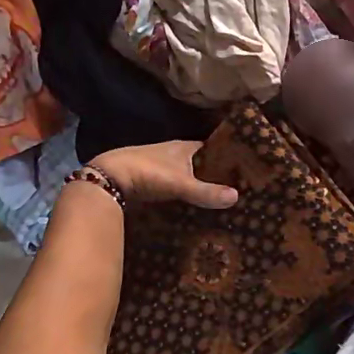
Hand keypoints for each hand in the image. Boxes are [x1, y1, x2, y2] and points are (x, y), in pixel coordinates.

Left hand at [88, 141, 237, 208]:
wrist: (110, 178)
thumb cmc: (149, 172)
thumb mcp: (182, 183)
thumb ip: (207, 192)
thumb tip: (237, 197)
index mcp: (185, 147)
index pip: (213, 149)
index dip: (227, 157)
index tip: (243, 168)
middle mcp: (174, 153)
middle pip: (201, 163)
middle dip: (215, 175)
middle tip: (236, 189)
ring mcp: (161, 167)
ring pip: (187, 175)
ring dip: (199, 185)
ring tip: (219, 200)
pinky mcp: (150, 181)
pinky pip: (175, 187)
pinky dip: (184, 195)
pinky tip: (193, 206)